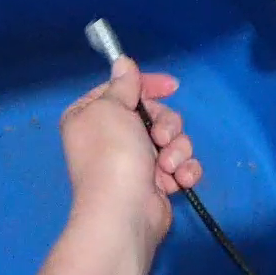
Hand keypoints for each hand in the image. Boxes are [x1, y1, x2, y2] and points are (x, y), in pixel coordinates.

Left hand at [60, 56, 202, 250]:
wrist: (124, 212)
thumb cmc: (112, 154)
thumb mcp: (112, 108)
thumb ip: (123, 85)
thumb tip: (123, 62)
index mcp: (92, 116)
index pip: (123, 89)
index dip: (147, 85)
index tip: (171, 85)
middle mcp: (111, 136)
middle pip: (153, 113)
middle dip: (165, 125)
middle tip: (160, 138)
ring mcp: (135, 160)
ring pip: (172, 138)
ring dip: (176, 150)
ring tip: (167, 167)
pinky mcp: (157, 182)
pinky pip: (180, 164)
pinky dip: (183, 171)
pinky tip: (178, 180)